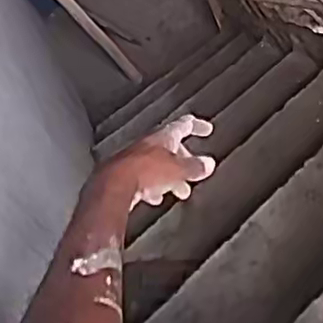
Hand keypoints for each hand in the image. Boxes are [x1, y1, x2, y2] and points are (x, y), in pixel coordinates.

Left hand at [98, 115, 216, 208]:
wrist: (114, 185)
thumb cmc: (147, 171)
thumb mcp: (178, 170)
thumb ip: (194, 167)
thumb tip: (208, 164)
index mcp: (163, 136)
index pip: (184, 125)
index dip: (197, 126)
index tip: (206, 128)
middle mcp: (148, 143)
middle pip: (171, 147)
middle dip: (185, 160)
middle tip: (194, 171)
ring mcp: (135, 158)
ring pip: (158, 164)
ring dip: (171, 176)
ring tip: (180, 190)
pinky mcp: (125, 174)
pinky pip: (145, 177)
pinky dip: (154, 186)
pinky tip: (155, 197)